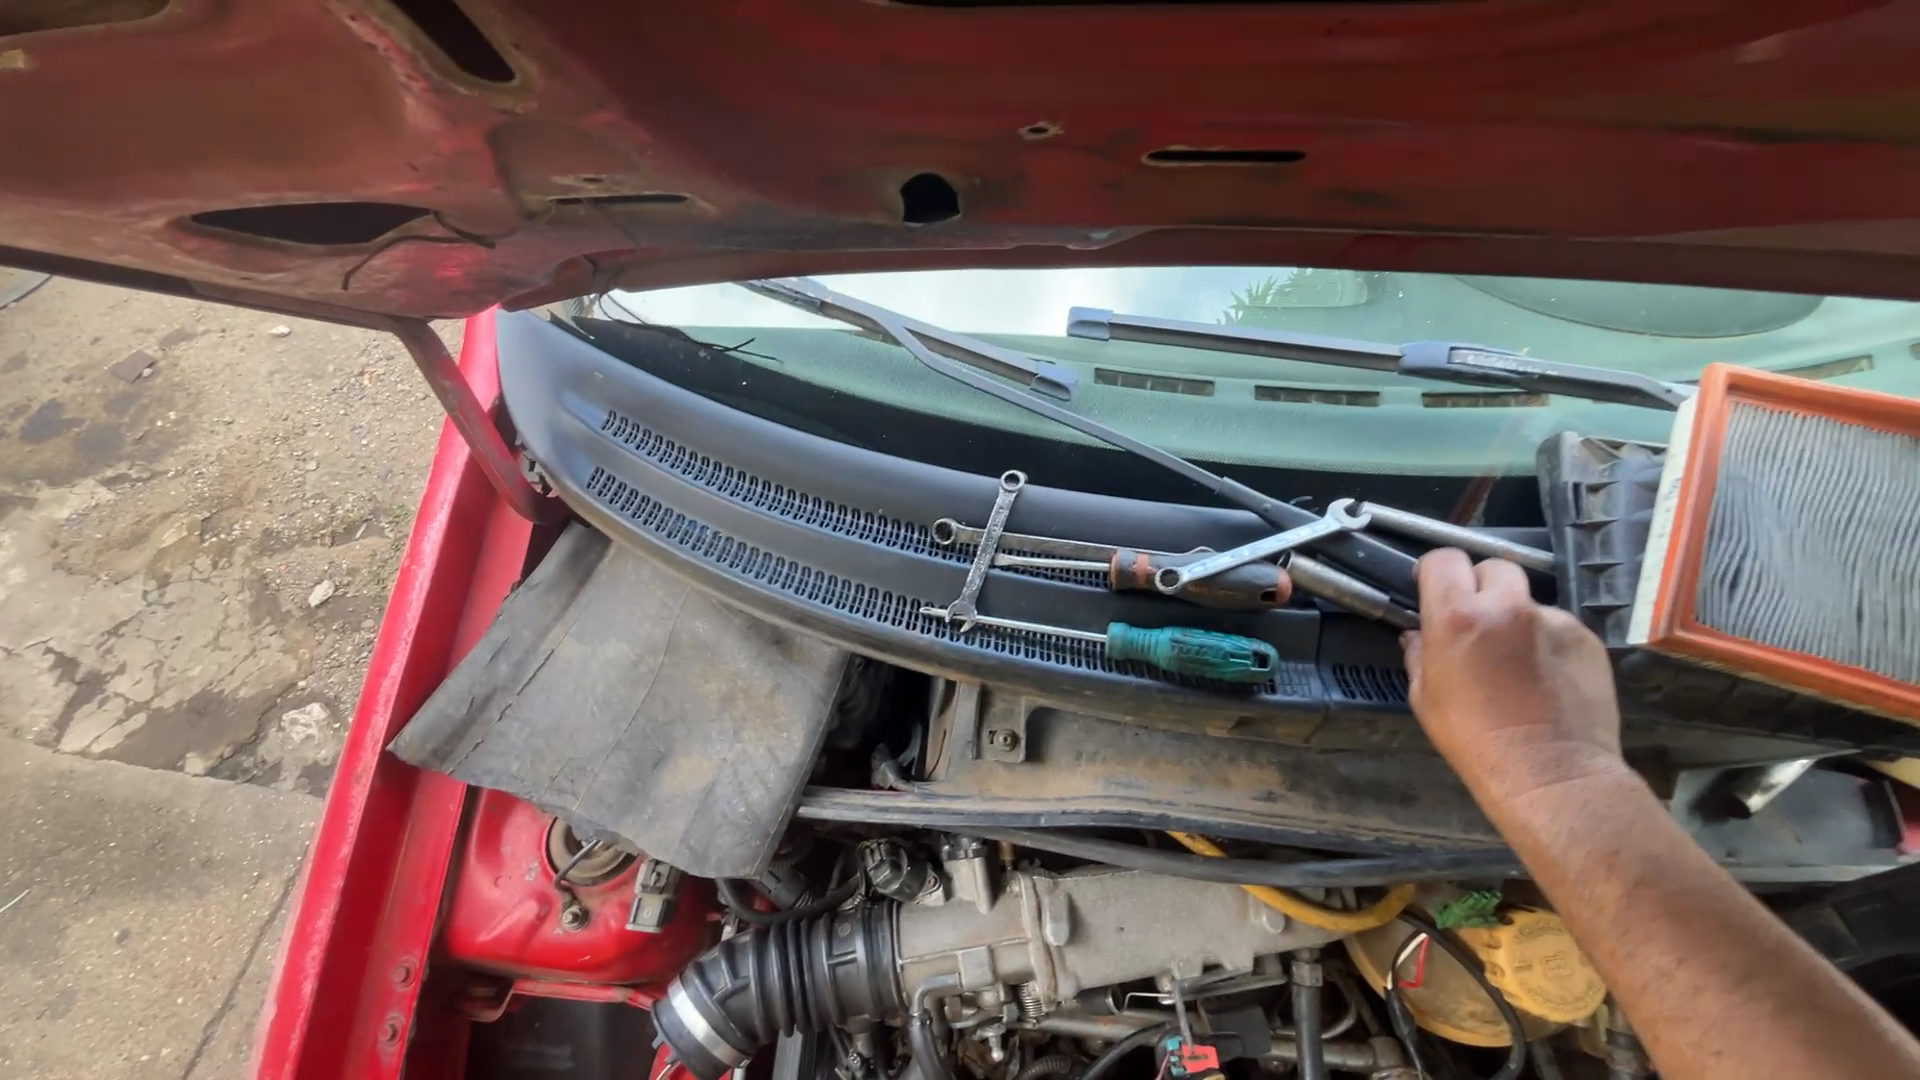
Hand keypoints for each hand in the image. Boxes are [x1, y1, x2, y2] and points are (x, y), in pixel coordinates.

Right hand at [1400, 548, 1629, 808]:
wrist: (1549, 772)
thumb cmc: (1472, 736)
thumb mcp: (1423, 695)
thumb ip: (1420, 653)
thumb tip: (1420, 636)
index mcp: (1457, 616)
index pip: (1444, 559)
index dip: (1435, 570)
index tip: (1432, 588)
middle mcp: (1506, 607)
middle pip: (1493, 568)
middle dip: (1480, 585)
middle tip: (1475, 617)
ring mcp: (1553, 620)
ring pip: (1527, 599)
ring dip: (1515, 615)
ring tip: (1514, 656)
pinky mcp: (1587, 639)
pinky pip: (1556, 625)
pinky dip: (1545, 640)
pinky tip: (1543, 674)